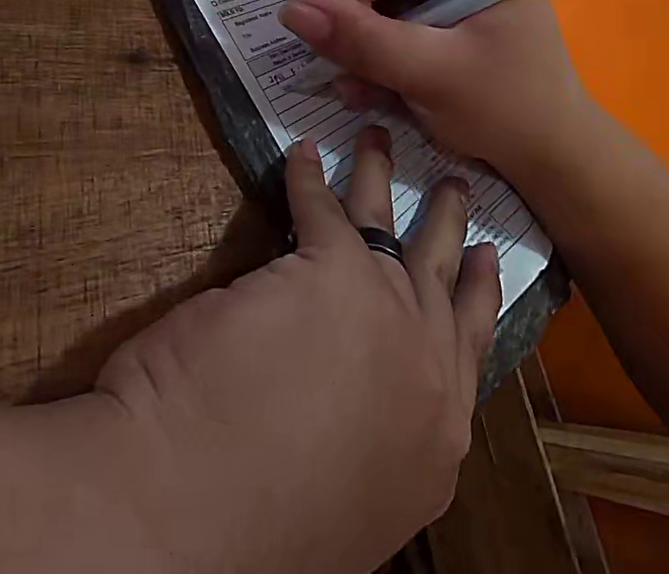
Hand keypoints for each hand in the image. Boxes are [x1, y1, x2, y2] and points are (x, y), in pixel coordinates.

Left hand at [95, 130, 499, 573]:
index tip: (484, 258)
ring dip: (383, 178)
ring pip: (391, 227)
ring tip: (383, 143)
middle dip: (448, 225)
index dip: (476, 296)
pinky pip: (321, 205)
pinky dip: (309, 176)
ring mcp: (383, 313)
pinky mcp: (324, 268)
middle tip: (456, 188)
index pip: (469, 347)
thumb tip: (348, 397)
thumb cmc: (253, 525)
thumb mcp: (345, 491)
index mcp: (433, 440)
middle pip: (440, 275)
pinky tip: (302, 153)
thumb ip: (368, 433)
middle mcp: (423, 371)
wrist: (184, 521)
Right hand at [277, 0, 593, 177]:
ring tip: (363, 87)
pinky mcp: (434, 7)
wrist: (544, 150)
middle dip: (352, 18)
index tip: (343, 46)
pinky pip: (379, 14)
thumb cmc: (508, 111)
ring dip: (356, 41)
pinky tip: (374, 86)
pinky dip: (368, 51)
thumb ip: (365, 42)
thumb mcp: (434, 77)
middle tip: (354, 70)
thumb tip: (291, 12)